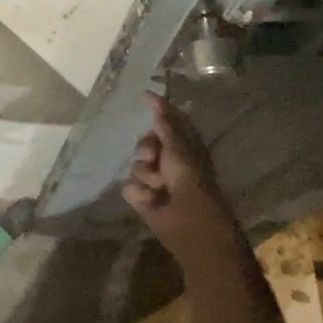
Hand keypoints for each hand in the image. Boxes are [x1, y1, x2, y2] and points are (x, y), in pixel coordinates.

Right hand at [121, 92, 241, 264]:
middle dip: (147, 148)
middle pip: (145, 143)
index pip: (168, 123)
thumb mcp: (180, 150)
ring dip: (146, 176)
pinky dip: (140, 194)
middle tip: (154, 158)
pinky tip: (152, 202)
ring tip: (159, 188)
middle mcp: (169, 162)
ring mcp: (155, 182)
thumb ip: (166, 126)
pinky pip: (129, 187)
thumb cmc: (192, 184)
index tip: (143, 96)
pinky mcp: (143, 201)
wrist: (191, 226)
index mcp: (184, 148)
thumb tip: (155, 101)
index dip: (158, 110)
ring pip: (135, 166)